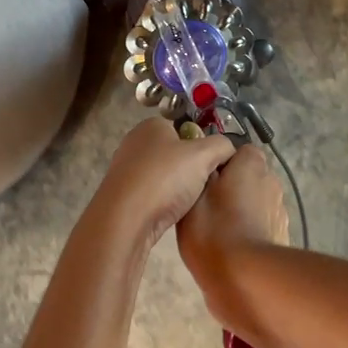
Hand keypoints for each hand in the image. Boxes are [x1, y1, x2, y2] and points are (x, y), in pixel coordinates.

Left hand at [89, 118, 235, 247]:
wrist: (123, 222)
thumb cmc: (164, 179)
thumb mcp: (204, 155)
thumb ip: (222, 146)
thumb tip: (228, 150)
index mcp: (152, 125)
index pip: (187, 129)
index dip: (203, 146)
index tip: (212, 165)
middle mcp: (135, 142)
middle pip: (176, 152)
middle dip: (191, 168)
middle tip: (204, 185)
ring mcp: (124, 171)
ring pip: (163, 176)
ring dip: (177, 188)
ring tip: (188, 203)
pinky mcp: (119, 197)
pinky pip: (150, 195)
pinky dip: (162, 203)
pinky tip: (170, 215)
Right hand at [176, 144, 289, 293]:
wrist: (244, 277)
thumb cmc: (214, 230)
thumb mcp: (194, 197)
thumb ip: (202, 175)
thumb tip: (209, 165)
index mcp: (252, 162)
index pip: (237, 152)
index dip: (220, 167)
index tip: (204, 186)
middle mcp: (271, 179)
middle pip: (248, 178)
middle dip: (232, 190)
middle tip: (209, 212)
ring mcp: (280, 208)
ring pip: (255, 203)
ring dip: (243, 213)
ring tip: (220, 236)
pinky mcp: (282, 235)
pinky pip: (262, 227)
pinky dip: (252, 234)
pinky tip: (235, 252)